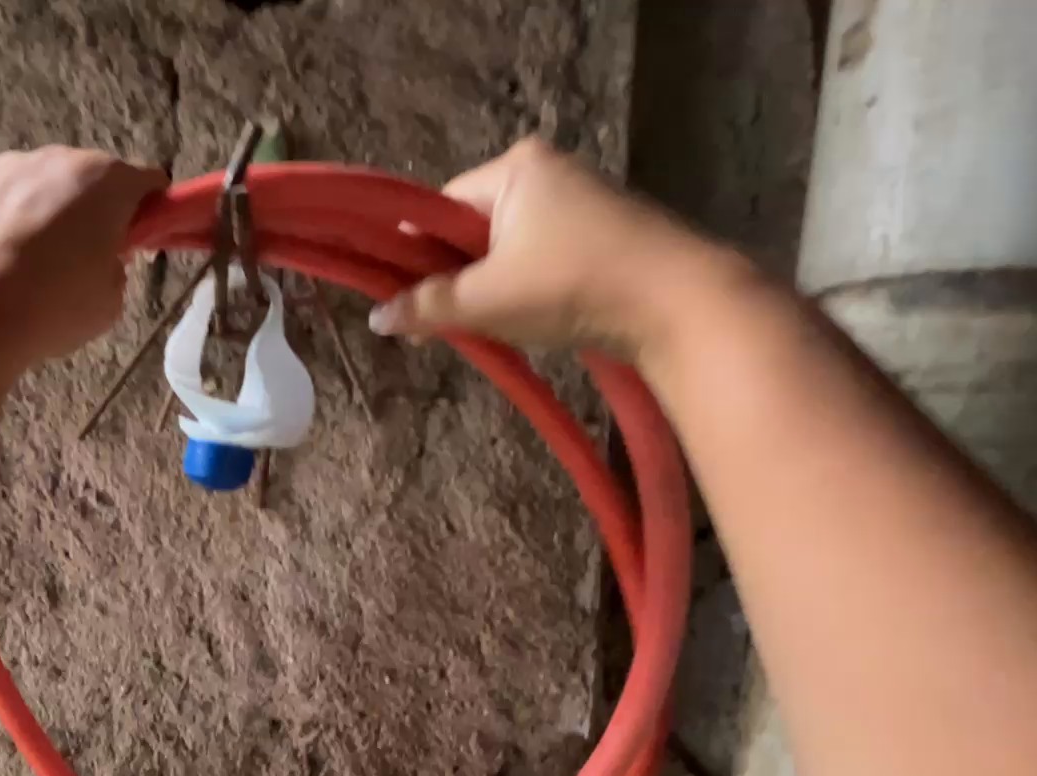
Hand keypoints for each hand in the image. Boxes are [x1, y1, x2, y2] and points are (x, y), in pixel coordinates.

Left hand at [0, 147, 167, 366]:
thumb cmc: (49, 309)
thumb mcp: (109, 304)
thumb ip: (116, 271)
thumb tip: (102, 260)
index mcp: (108, 183)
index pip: (147, 183)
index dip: (150, 213)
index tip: (138, 242)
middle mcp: (60, 159)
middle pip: (91, 180)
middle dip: (93, 212)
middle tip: (81, 263)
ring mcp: (10, 166)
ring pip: (43, 186)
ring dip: (47, 214)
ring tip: (29, 268)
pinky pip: (3, 198)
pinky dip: (6, 220)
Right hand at [369, 138, 747, 357]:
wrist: (678, 304)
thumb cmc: (569, 286)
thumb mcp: (482, 301)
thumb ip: (423, 308)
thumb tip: (375, 320)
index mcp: (514, 169)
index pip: (436, 210)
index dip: (412, 254)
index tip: (398, 295)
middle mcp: (544, 171)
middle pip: (465, 229)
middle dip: (446, 277)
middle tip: (430, 323)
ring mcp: (574, 200)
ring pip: (497, 248)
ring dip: (478, 288)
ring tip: (471, 327)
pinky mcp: (595, 232)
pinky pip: (530, 256)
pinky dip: (512, 287)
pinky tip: (510, 319)